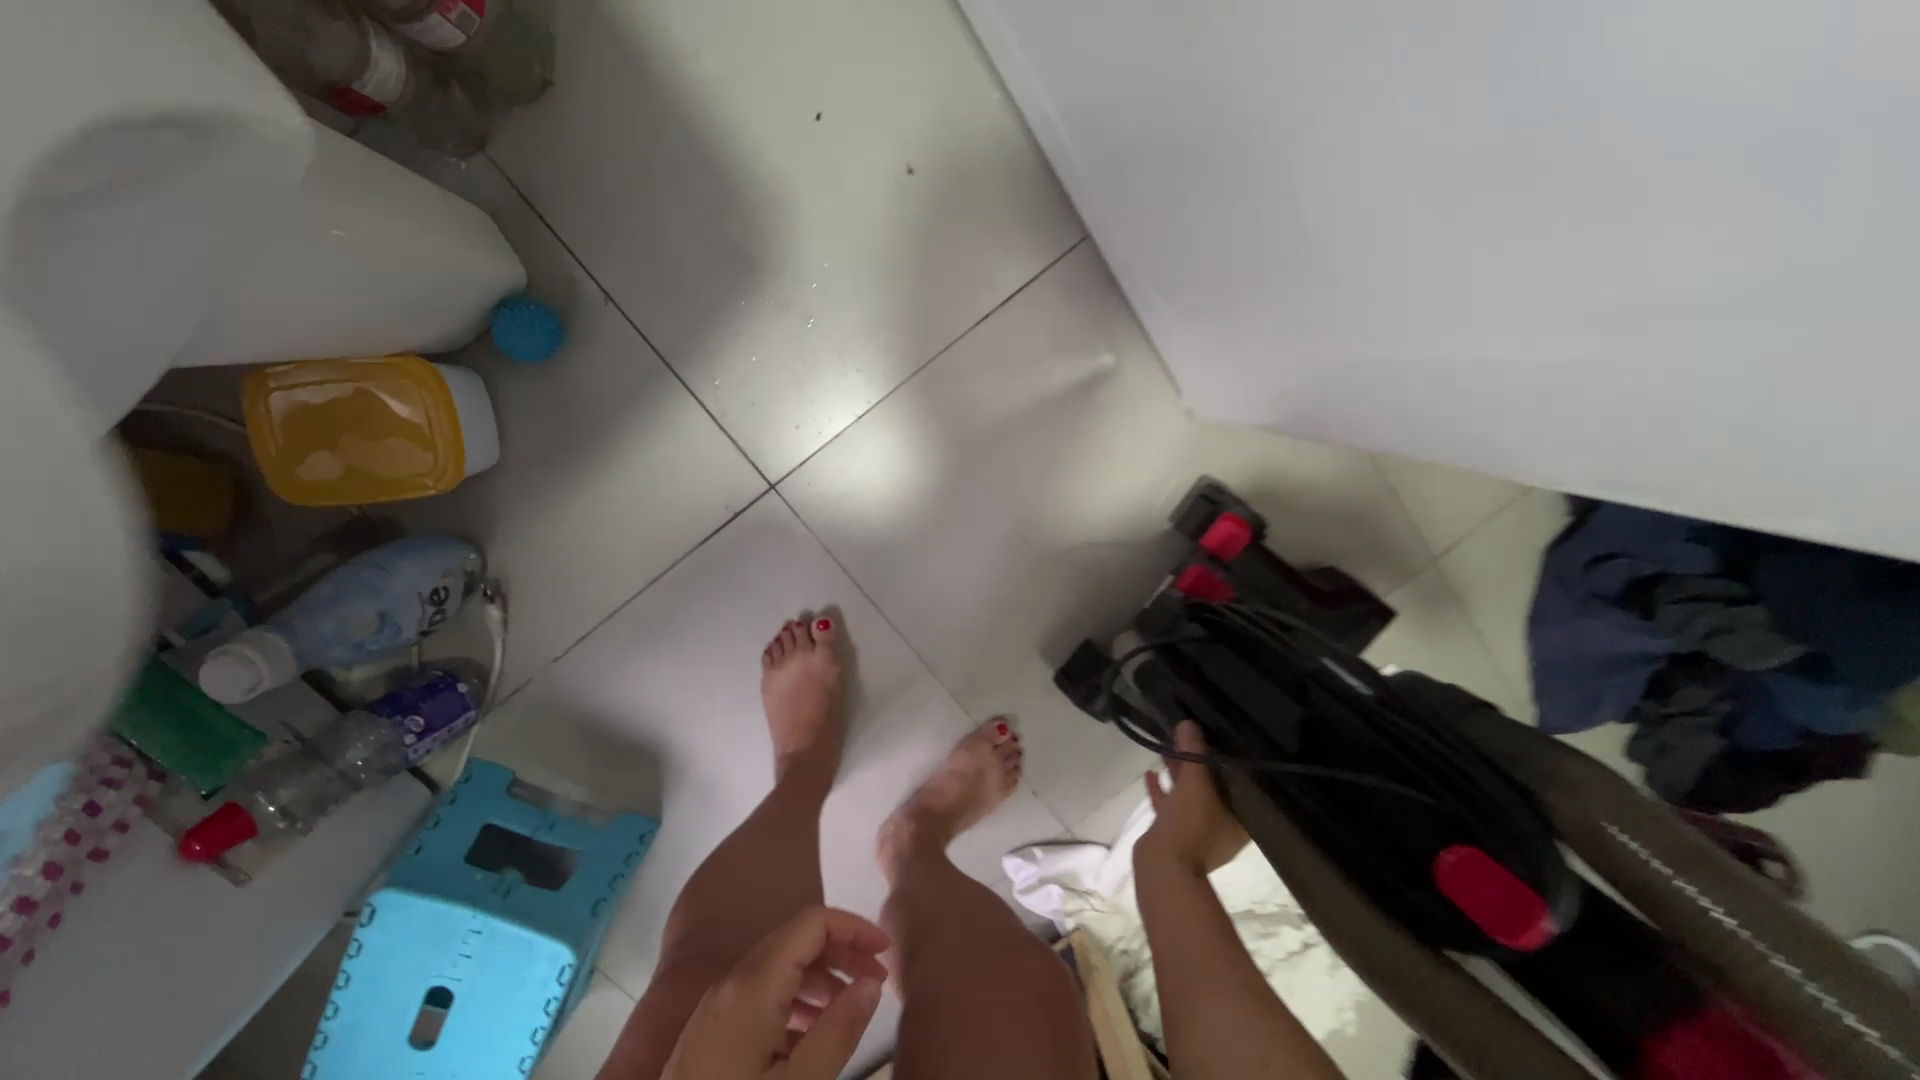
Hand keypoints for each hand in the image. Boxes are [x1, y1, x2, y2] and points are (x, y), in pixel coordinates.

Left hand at [662, 906, 890, 1079]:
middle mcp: (732, 982)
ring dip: (821, 978)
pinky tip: (813, 1035)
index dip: (855, 928)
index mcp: (754, 984)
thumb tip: (871, 982)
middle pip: (797, 939)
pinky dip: (796, 1000)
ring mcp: (717, 1006)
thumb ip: (840, 1030)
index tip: (887, 954)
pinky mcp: (711, 1031)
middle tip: (878, 983)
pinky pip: (762, 995)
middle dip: (842, 952)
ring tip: (852, 1010)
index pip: (812, 922)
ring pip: (779, 967)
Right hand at [1137, 721, 1248, 875]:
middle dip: (1197, 765)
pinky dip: (1162, 790)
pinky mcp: (1176, 835)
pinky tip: (1150, 773)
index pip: (1237, 783)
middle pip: (1212, 788)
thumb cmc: (1190, 825)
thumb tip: (1187, 723)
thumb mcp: (1194, 783)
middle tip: (1187, 739)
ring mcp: (1198, 832)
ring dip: (1178, 775)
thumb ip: (1192, 753)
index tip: (1215, 739)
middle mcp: (1224, 826)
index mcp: (1239, 819)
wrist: (1163, 866)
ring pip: (1189, 796)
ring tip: (1166, 750)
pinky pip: (1171, 807)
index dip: (1225, 760)